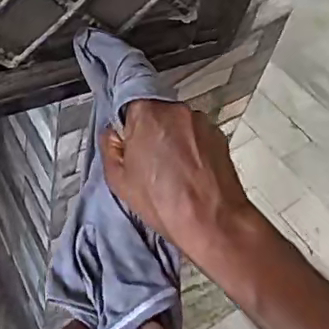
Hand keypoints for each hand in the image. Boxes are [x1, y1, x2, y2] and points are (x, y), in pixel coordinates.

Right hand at [101, 99, 255, 257]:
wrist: (213, 222)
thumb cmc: (167, 203)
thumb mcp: (118, 180)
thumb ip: (109, 147)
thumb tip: (112, 136)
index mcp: (146, 113)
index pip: (129, 106)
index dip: (129, 127)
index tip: (130, 144)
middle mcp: (175, 110)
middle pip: (156, 114)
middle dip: (152, 133)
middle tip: (150, 164)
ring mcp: (200, 122)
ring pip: (178, 125)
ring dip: (174, 141)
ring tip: (174, 174)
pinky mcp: (219, 135)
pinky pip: (197, 136)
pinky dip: (194, 150)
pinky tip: (190, 175)